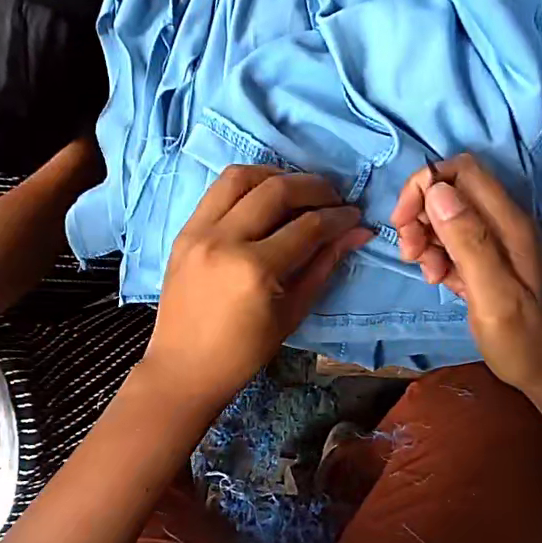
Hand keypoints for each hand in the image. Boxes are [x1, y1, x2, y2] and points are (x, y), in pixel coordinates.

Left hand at [143, 166, 372, 406]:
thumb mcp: (292, 312)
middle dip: (314, 188)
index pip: (307, 227)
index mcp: (255, 271)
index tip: (354, 215)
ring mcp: (198, 232)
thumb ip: (324, 265)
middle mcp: (225, 241)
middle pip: (277, 191)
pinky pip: (217, 191)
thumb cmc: (244, 352)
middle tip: (333, 198)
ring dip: (276, 175)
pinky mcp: (183, 231)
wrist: (184, 367)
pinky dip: (246, 185)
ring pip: (241, 177)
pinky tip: (264, 197)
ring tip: (297, 190)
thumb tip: (357, 231)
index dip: (338, 217)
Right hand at [391, 153, 541, 396]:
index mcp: (507, 223)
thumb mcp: (493, 295)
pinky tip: (439, 280)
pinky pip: (451, 240)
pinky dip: (435, 255)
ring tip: (428, 273)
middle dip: (419, 213)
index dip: (425, 186)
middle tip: (411, 253)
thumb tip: (437, 191)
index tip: (405, 222)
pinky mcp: (486, 259)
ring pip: (445, 215)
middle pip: (449, 190)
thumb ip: (468, 241)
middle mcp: (502, 223)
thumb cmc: (522, 340)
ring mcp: (495, 240)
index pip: (461, 171)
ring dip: (424, 237)